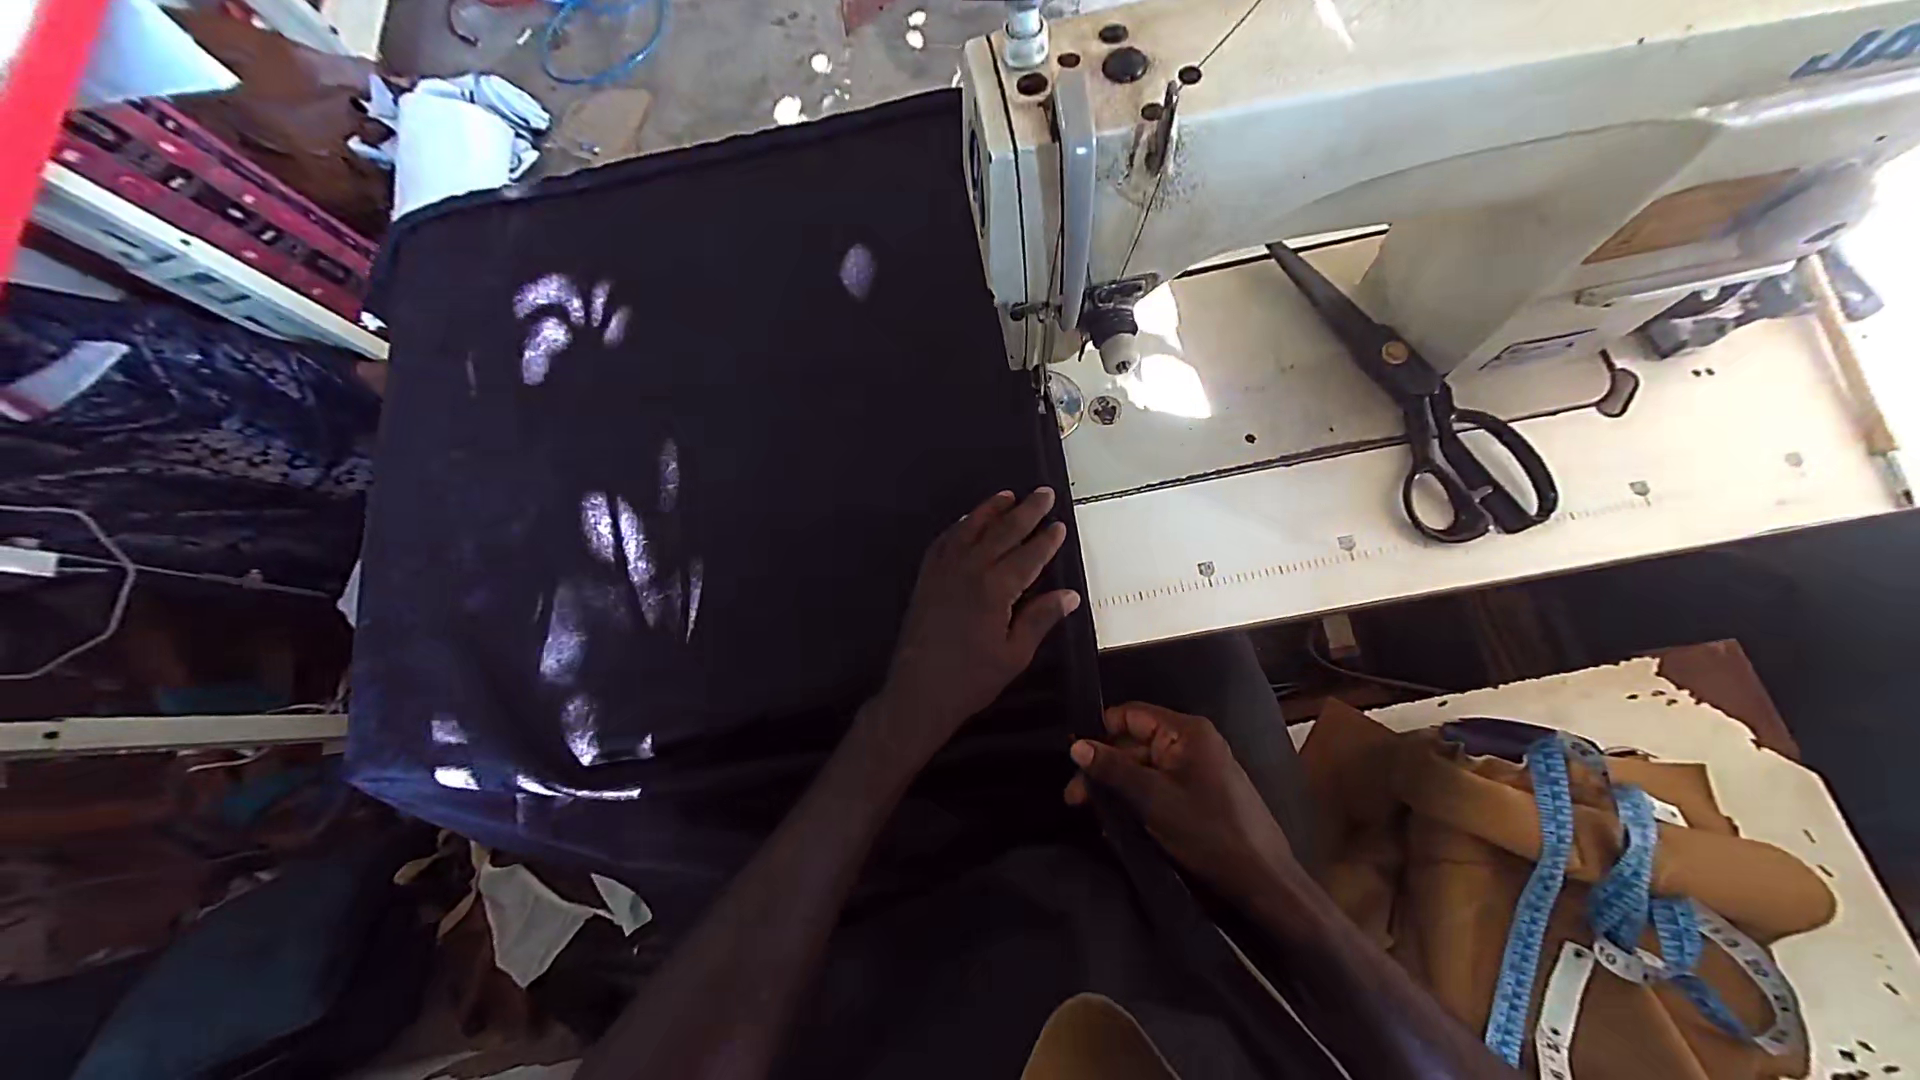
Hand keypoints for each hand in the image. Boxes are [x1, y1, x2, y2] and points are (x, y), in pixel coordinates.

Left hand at [864, 488, 1080, 762]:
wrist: (918, 691)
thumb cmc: (971, 679)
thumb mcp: (1014, 654)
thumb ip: (1040, 618)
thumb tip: (1069, 595)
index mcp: (995, 589)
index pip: (1028, 555)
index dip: (1045, 540)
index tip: (1059, 525)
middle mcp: (968, 570)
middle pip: (1002, 532)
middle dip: (1025, 511)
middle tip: (1043, 493)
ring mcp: (943, 571)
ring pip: (970, 529)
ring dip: (990, 510)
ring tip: (1008, 495)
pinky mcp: (926, 578)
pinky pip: (943, 541)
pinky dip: (958, 527)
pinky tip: (966, 522)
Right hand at [1065, 703, 1294, 902]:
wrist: (1264, 883)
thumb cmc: (1208, 832)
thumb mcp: (1152, 799)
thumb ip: (1112, 769)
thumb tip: (1076, 746)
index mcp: (1187, 732)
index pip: (1131, 715)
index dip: (1100, 732)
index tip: (1075, 758)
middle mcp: (1193, 742)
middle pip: (1135, 743)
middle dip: (1104, 769)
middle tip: (1075, 798)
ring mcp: (1198, 769)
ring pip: (1144, 769)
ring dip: (1117, 789)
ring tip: (1093, 815)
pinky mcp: (1200, 794)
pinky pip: (1159, 787)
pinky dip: (1137, 801)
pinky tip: (1118, 824)